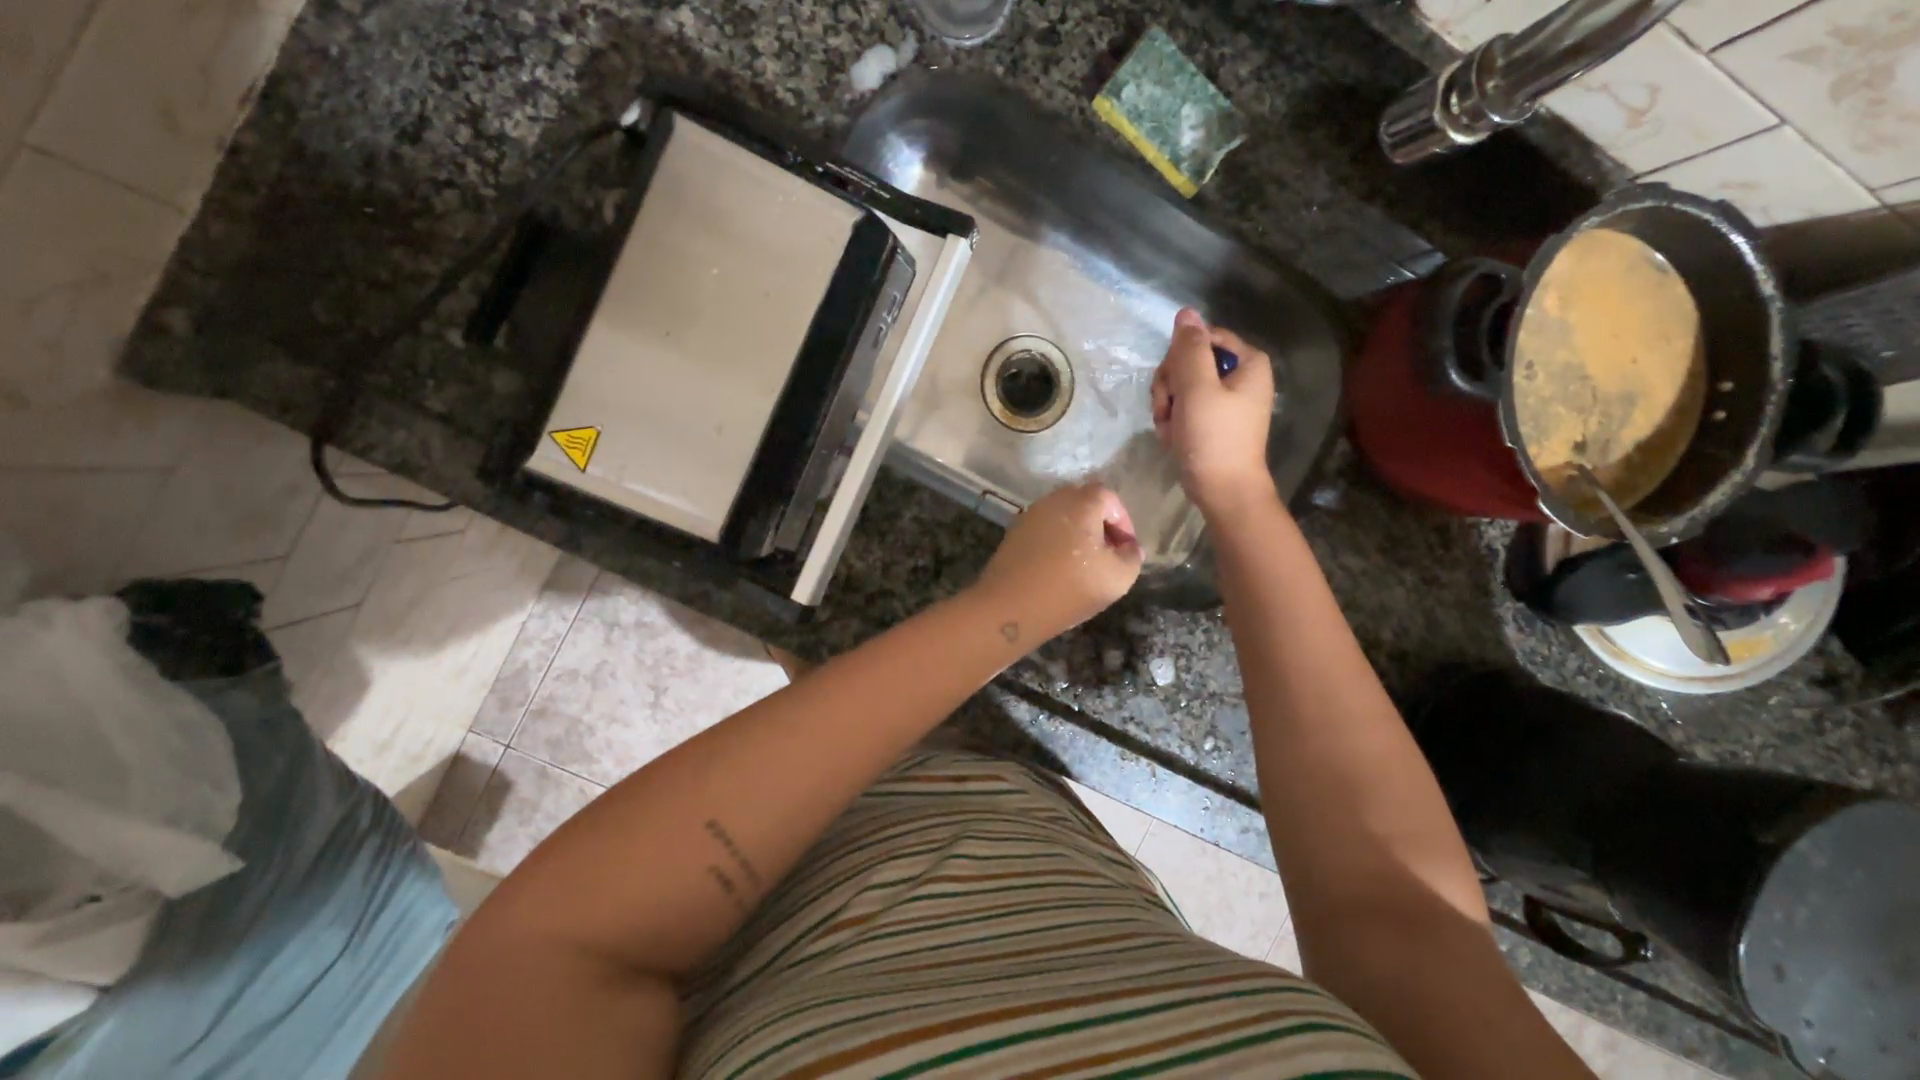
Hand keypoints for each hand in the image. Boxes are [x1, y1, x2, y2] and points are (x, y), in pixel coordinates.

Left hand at [971, 483, 1142, 644]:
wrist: (1010, 608)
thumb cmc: (1070, 588)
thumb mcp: (1118, 577)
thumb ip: (1132, 557)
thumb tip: (1129, 548)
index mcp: (1081, 502)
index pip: (1109, 497)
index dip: (1123, 521)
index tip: (1126, 549)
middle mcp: (1053, 500)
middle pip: (1083, 502)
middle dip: (1100, 525)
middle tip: (1108, 554)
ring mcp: (1029, 516)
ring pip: (1062, 516)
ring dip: (1077, 534)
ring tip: (1085, 565)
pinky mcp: (1013, 534)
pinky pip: (1044, 530)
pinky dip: (1056, 543)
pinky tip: (1059, 569)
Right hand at [1151, 308, 1277, 521]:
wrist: (1223, 491)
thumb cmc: (1214, 437)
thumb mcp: (1197, 388)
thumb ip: (1189, 348)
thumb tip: (1186, 312)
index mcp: (1249, 363)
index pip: (1203, 339)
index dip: (1180, 358)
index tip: (1174, 383)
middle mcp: (1242, 377)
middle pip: (1190, 361)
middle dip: (1170, 385)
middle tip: (1167, 409)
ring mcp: (1228, 401)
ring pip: (1182, 385)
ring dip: (1167, 405)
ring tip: (1169, 428)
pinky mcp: (1214, 421)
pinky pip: (1185, 407)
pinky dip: (1174, 421)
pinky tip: (1173, 437)